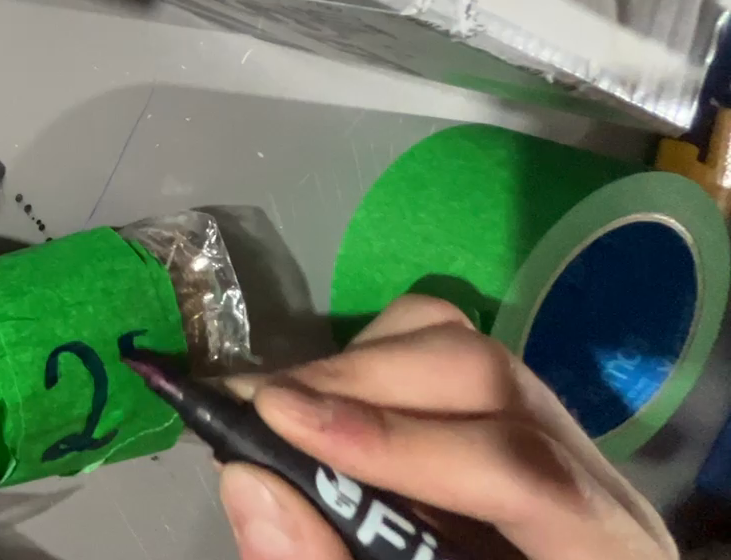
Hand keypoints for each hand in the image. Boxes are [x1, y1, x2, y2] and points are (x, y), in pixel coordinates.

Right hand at [216, 295, 674, 559]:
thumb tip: (246, 479)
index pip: (533, 480)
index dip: (398, 439)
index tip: (279, 418)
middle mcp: (596, 500)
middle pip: (492, 385)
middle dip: (357, 384)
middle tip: (261, 406)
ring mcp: (548, 447)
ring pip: (457, 347)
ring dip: (348, 366)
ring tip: (279, 405)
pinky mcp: (489, 417)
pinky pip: (426, 342)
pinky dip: (354, 356)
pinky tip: (315, 406)